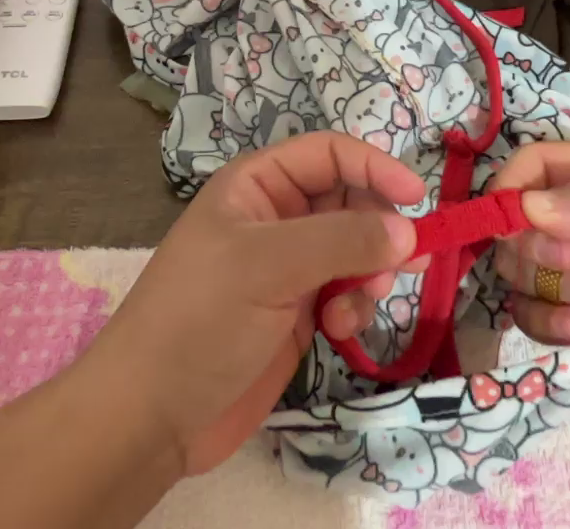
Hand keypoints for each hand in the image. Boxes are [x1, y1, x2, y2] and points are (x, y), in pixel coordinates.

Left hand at [77, 132, 426, 476]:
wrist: (152, 415)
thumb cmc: (200, 319)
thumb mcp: (266, 266)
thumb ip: (341, 240)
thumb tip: (408, 230)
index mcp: (257, 186)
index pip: (328, 154)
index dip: (374, 167)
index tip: (416, 198)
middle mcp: (275, 218)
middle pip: (349, 200)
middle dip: (377, 228)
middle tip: (404, 261)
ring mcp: (287, 268)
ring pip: (355, 249)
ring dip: (368, 272)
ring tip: (359, 302)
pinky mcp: (298, 313)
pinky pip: (346, 292)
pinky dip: (353, 307)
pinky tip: (337, 330)